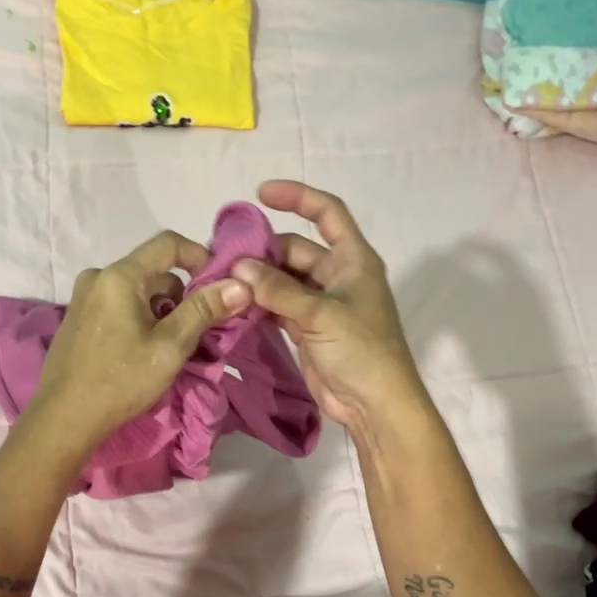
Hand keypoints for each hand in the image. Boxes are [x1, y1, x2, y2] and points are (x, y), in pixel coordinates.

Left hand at [28, 230, 251, 449]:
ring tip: (170, 349)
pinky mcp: (79, 319)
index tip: (219, 287)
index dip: (200, 257)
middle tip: (198, 332)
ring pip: (138, 291)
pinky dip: (141, 320)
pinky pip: (120, 306)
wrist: (64, 418)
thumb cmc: (120, 380)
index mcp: (119, 275)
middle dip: (182, 296)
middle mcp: (98, 277)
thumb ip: (205, 310)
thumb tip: (241, 284)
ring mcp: (85, 298)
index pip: (168, 243)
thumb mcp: (170, 346)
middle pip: (154, 271)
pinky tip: (143, 353)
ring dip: (161, 311)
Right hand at [230, 181, 427, 432]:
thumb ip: (279, 289)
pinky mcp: (308, 330)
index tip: (260, 193)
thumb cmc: (361, 350)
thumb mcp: (320, 314)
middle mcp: (338, 276)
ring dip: (258, 279)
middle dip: (264, 250)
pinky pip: (279, 307)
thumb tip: (239, 267)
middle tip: (225, 256)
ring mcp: (322, 304)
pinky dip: (259, 304)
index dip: (297, 197)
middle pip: (296, 249)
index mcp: (353, 260)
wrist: (375, 404)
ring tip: (222, 278)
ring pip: (284, 280)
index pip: (327, 213)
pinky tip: (234, 303)